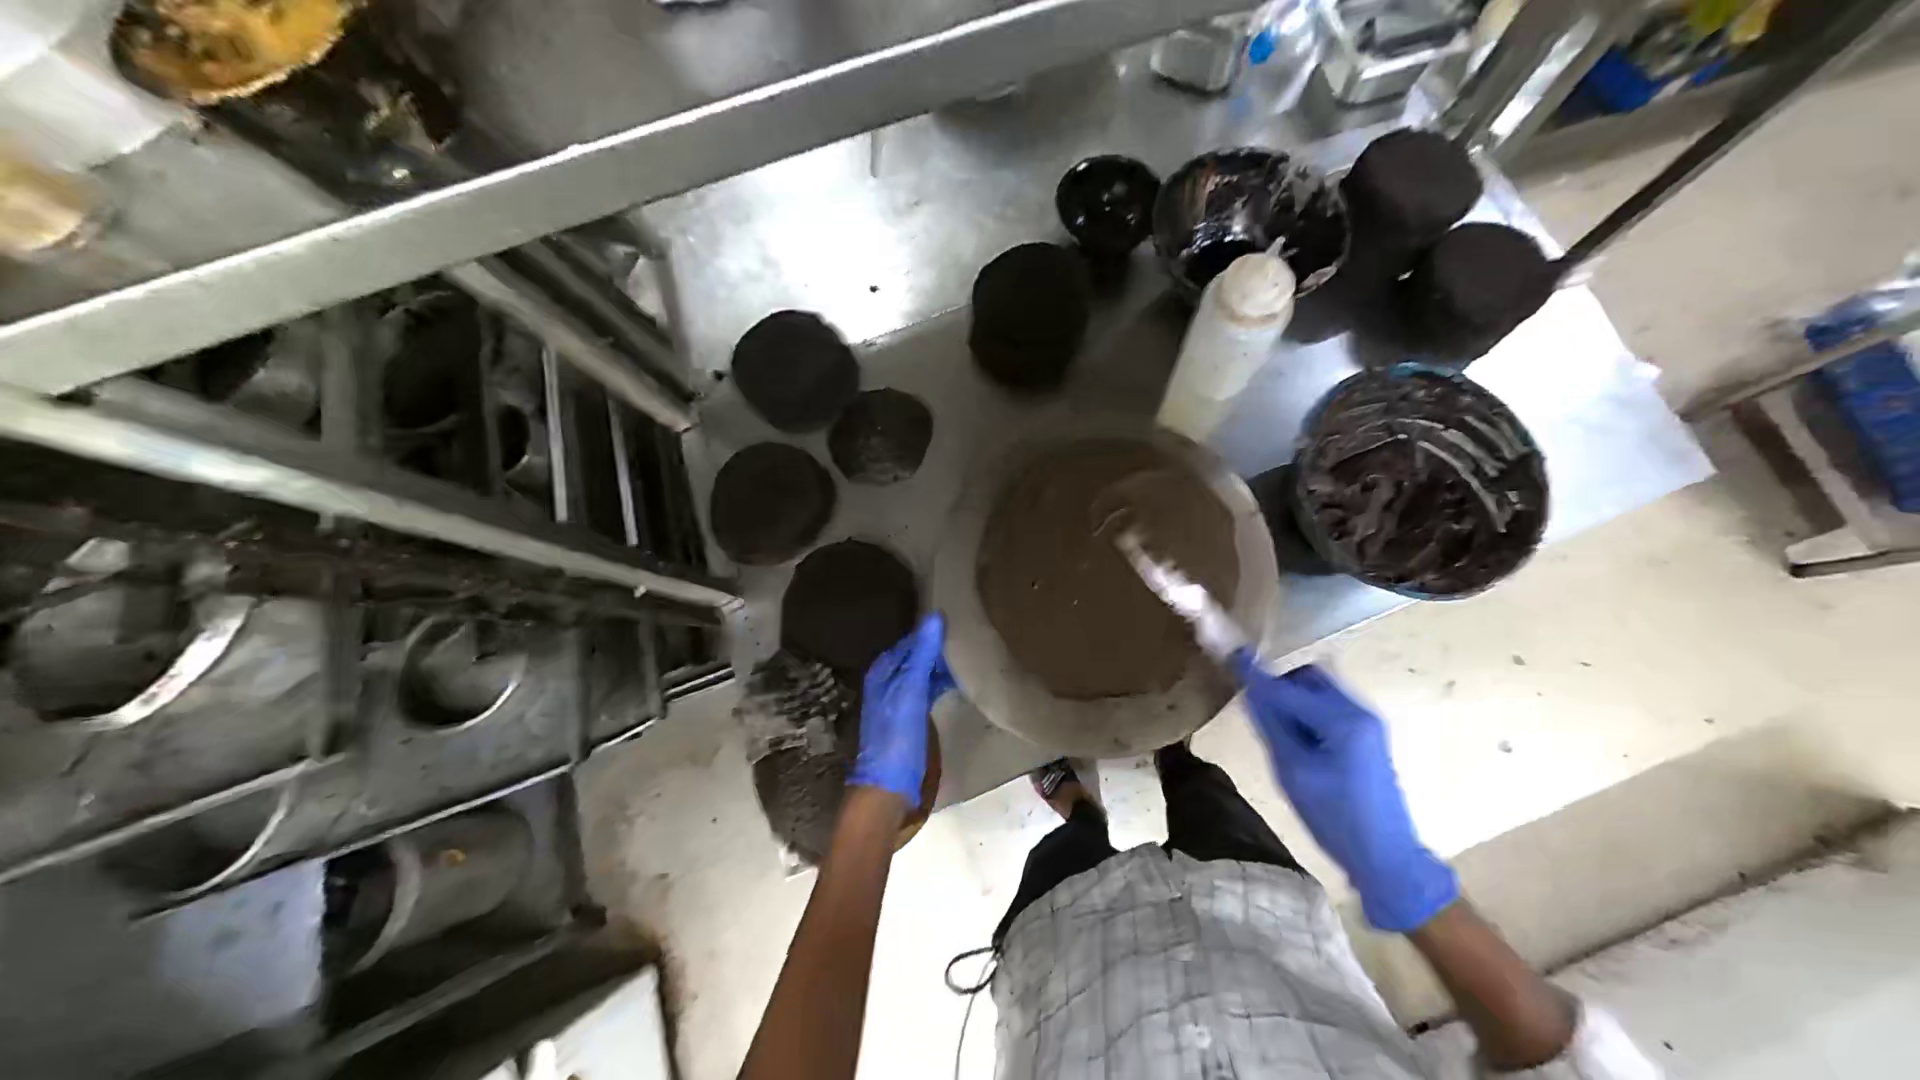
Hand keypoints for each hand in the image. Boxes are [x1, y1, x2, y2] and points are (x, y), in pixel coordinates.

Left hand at [847, 613, 954, 806]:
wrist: (889, 784)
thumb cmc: (897, 735)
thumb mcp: (910, 691)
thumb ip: (922, 655)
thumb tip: (935, 616)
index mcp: (883, 672)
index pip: (911, 641)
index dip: (931, 633)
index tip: (959, 624)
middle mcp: (888, 682)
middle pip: (916, 656)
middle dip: (938, 649)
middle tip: (969, 641)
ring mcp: (898, 701)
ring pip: (922, 673)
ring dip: (940, 666)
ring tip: (967, 659)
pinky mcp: (910, 718)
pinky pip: (926, 691)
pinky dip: (939, 684)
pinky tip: (956, 683)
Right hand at [1232, 653, 1457, 932]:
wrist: (1387, 858)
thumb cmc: (1335, 819)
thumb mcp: (1293, 771)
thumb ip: (1271, 724)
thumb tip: (1250, 689)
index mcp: (1342, 720)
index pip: (1286, 687)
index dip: (1254, 672)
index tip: (1229, 652)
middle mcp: (1359, 711)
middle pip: (1308, 677)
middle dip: (1280, 683)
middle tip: (1257, 707)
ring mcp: (1367, 722)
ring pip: (1319, 690)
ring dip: (1294, 698)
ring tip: (1278, 729)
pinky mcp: (1368, 735)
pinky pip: (1329, 707)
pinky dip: (1307, 711)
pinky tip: (1297, 738)